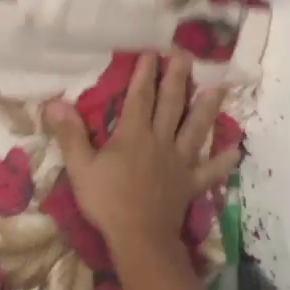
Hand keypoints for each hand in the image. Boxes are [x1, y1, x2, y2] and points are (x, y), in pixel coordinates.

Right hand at [45, 53, 240, 255]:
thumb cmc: (106, 200)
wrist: (139, 237)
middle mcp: (160, 142)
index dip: (145, 74)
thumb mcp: (80, 167)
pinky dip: (223, 160)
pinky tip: (235, 150)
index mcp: (133, 135)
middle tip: (186, 55)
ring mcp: (179, 162)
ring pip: (196, 129)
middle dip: (177, 78)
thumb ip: (70, 134)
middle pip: (171, 105)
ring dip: (206, 108)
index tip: (151, 53)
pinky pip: (210, 170)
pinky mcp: (190, 183)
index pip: (140, 98)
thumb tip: (55, 103)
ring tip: (217, 87)